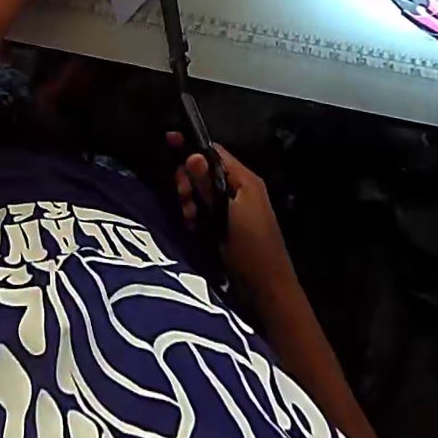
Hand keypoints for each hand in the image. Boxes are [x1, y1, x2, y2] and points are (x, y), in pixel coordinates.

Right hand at [169, 133, 294, 296]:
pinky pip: (205, 210)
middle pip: (203, 170)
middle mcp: (239, 188)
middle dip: (188, 181)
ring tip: (191, 219)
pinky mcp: (227, 224)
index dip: (191, 148)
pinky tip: (194, 229)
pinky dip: (196, 216)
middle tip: (184, 199)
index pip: (213, 151)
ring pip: (201, 192)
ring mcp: (233, 207)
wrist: (268, 292)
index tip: (169, 145)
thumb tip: (192, 155)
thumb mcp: (226, 214)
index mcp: (244, 180)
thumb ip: (208, 185)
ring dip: (191, 202)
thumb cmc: (251, 250)